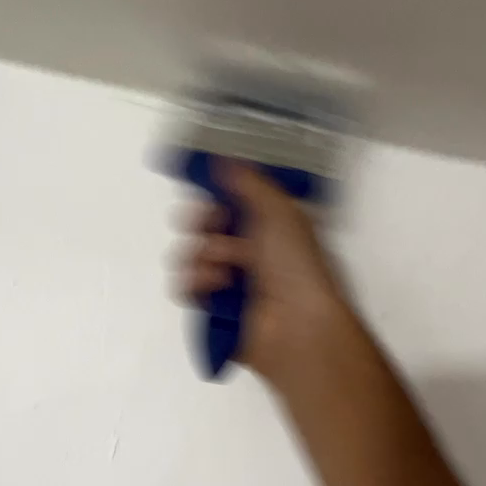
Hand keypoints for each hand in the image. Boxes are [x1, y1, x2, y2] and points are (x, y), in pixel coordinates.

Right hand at [174, 159, 357, 386]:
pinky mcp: (215, 312)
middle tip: (208, 228)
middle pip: (204, 228)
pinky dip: (193, 285)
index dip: (215, 198)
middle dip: (201, 224)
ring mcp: (231, 284)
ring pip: (191, 257)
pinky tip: (213, 287)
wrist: (299, 325)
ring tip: (222, 269)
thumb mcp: (281, 211)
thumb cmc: (296, 265)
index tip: (211, 196)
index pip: (228, 204)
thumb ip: (250, 183)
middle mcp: (248, 254)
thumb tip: (223, 160)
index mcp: (268, 228)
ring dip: (200, 257)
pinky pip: (186, 289)